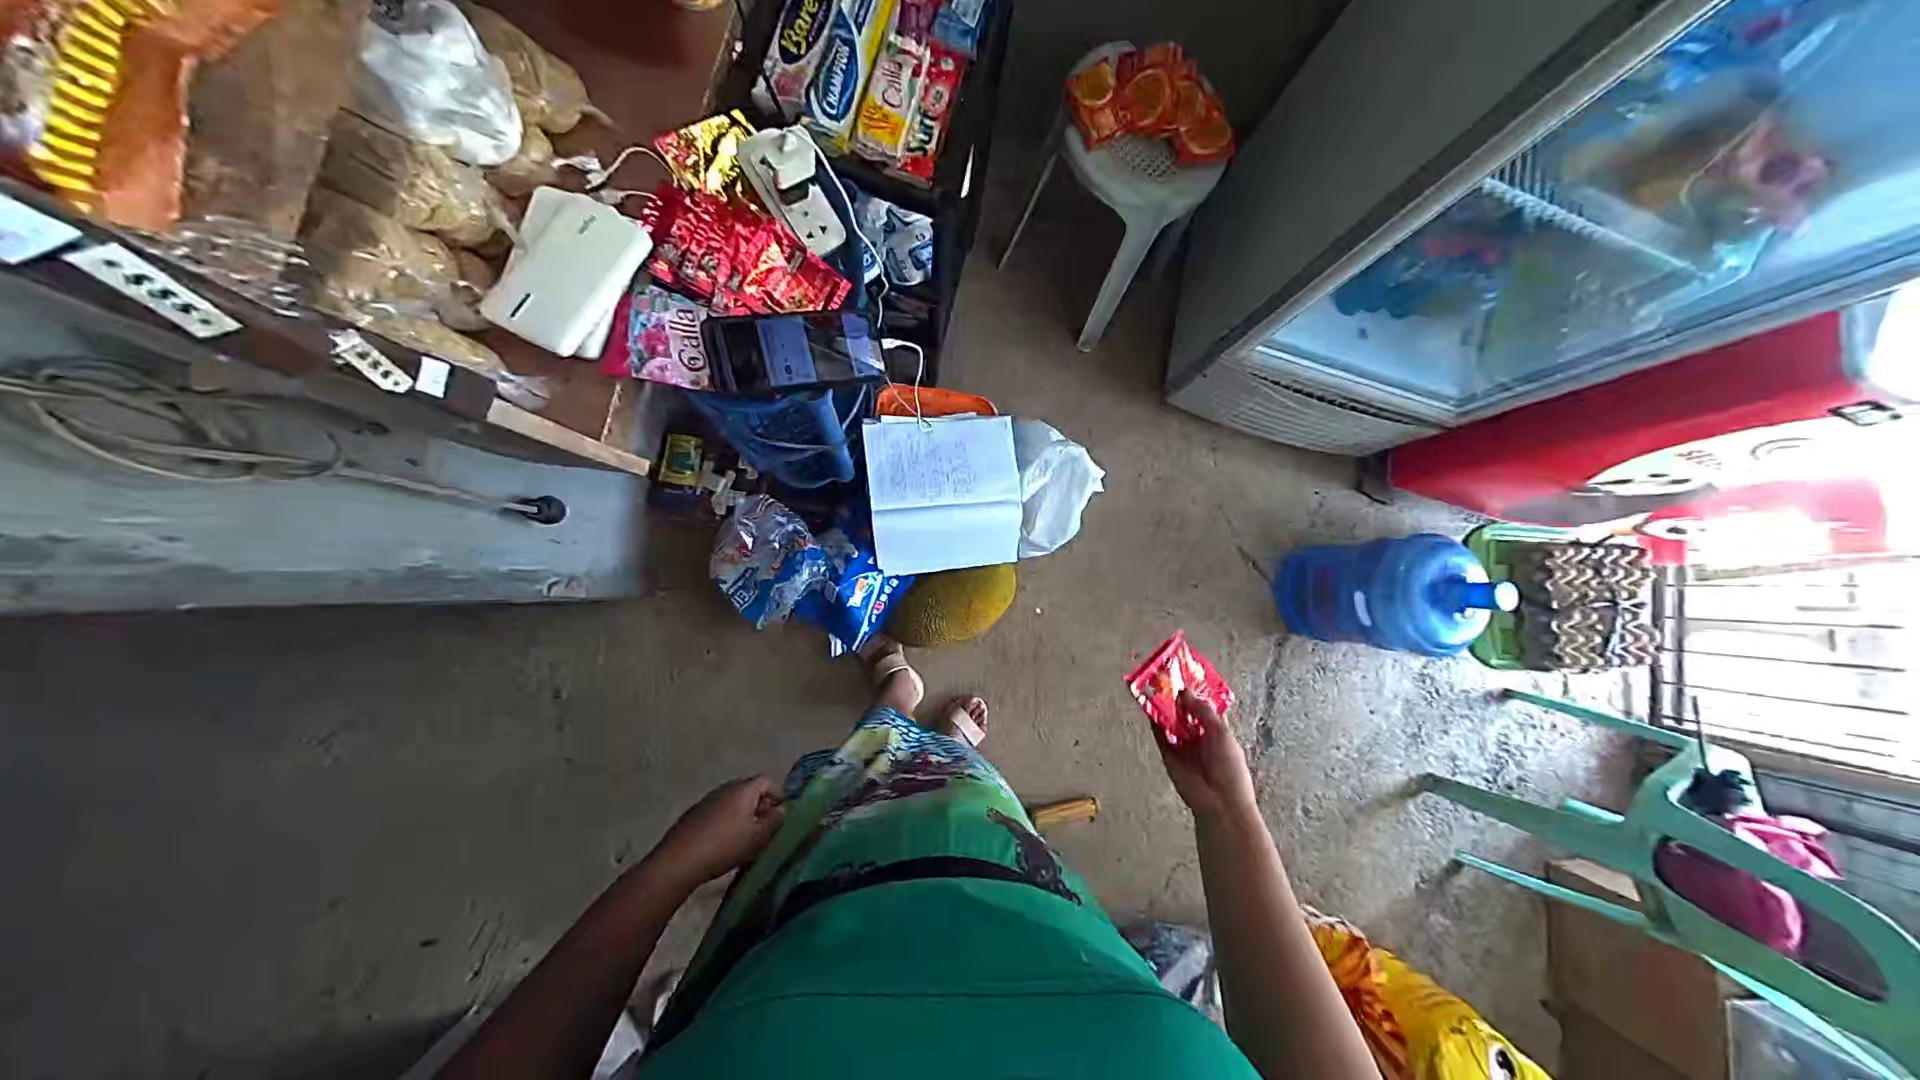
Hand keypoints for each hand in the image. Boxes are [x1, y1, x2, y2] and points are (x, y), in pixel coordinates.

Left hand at [644, 776, 785, 894]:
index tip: (780, 815)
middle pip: (749, 789)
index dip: (777, 795)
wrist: (678, 861)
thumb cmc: (724, 846)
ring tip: (745, 836)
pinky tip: (723, 841)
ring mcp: (707, 800)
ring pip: (732, 800)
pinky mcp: (693, 814)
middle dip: (760, 804)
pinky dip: (725, 820)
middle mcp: (725, 788)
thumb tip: (781, 809)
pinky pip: (717, 811)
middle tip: (765, 826)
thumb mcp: (758, 837)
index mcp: (743, 789)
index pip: (766, 781)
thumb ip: (775, 821)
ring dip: (742, 813)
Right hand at [1154, 691, 1258, 825]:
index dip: (1195, 693)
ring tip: (1154, 689)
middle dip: (1176, 697)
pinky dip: (1153, 722)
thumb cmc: (1229, 769)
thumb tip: (1186, 693)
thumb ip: (1203, 711)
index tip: (1184, 675)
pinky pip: (1159, 735)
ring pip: (1170, 721)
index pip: (1204, 707)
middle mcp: (1199, 736)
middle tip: (1165, 679)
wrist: (1218, 802)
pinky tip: (1148, 707)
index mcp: (1217, 731)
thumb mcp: (1222, 733)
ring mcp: (1182, 745)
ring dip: (1163, 707)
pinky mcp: (1168, 755)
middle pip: (1184, 712)